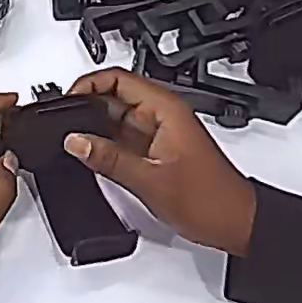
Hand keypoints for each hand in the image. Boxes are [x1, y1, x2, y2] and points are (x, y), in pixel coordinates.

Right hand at [65, 69, 256, 255]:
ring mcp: (157, 131)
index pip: (118, 78)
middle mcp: (161, 114)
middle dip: (87, 107)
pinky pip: (122, 137)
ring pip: (115, 117)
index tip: (69, 99)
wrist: (236, 224)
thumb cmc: (210, 199)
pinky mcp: (154, 149)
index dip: (89, 84)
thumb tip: (76, 141)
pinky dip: (105, 144)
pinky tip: (93, 156)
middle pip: (113, 95)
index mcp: (165, 108)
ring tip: (75, 142)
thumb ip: (108, 158)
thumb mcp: (150, 179)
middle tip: (65, 123)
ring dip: (94, 127)